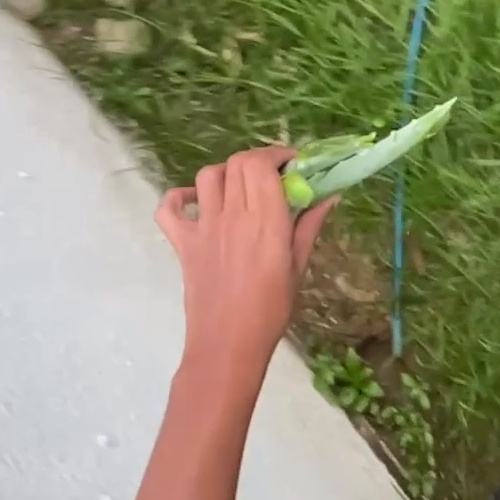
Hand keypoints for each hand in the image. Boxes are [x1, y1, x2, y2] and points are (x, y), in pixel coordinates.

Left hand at [155, 145, 338, 383]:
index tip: (294, 165)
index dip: (277, 155)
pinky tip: (198, 204)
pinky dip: (180, 197)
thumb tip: (330, 196)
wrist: (227, 344)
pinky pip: (169, 208)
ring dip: (228, 173)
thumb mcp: (299, 264)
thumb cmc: (271, 308)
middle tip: (275, 175)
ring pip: (208, 176)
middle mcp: (232, 216)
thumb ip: (310, 225)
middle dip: (259, 160)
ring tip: (243, 188)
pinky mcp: (182, 243)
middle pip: (237, 163)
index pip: (261, 164)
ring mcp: (203, 228)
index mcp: (265, 220)